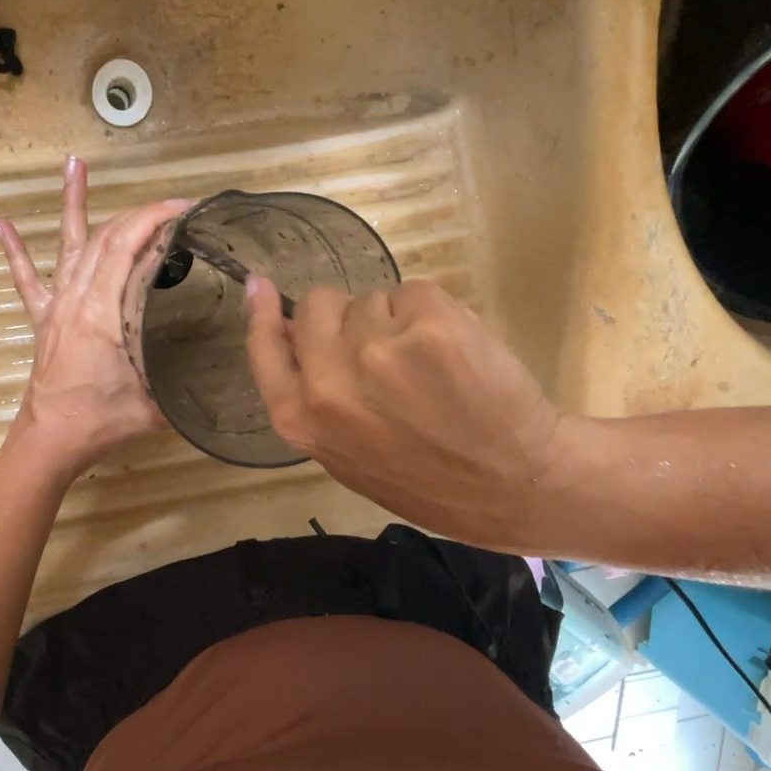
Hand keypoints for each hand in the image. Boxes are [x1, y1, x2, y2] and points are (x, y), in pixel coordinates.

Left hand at [0, 157, 190, 478]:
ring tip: (74, 164)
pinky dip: (15, 250)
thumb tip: (214, 359)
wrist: (50, 442)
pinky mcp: (43, 320)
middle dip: (139, 214)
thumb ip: (181, 374)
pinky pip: (27, 278)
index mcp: (104, 312)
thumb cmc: (102, 424)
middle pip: (105, 238)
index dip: (157, 220)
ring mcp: (56, 306)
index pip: (130, 248)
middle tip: (169, 205)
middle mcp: (77, 298)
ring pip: (68, 244)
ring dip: (73, 203)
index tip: (187, 209)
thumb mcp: (155, 399)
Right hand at [244, 276, 573, 548]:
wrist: (510, 484)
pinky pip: (414, 292)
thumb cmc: (424, 478)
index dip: (263, 314)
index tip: (261, 285)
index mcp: (303, 420)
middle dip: (346, 318)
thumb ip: (313, 398)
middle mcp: (330, 383)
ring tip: (428, 369)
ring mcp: (379, 350)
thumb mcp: (346, 454)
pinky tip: (454, 355)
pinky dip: (433, 314)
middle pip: (319, 307)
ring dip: (395, 322)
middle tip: (385, 352)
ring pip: (372, 300)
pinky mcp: (429, 325)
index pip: (265, 349)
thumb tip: (294, 335)